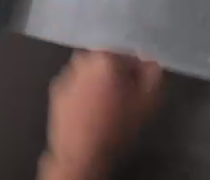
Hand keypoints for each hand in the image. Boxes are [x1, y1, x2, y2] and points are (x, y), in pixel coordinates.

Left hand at [39, 50, 164, 179]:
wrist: (79, 157)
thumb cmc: (115, 127)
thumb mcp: (146, 102)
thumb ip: (153, 74)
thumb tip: (150, 62)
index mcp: (106, 56)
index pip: (128, 52)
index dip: (136, 67)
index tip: (139, 83)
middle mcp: (84, 58)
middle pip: (108, 59)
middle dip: (116, 72)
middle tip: (123, 94)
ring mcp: (67, 74)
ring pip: (91, 70)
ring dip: (99, 80)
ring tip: (105, 104)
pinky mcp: (56, 91)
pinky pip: (77, 83)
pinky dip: (84, 90)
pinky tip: (89, 110)